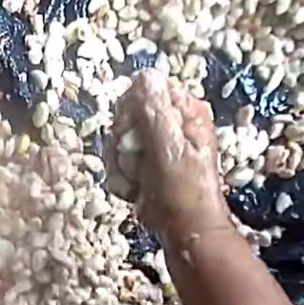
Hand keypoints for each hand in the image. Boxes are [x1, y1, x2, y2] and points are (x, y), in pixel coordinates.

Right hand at [114, 69, 231, 246]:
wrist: (184, 230)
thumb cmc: (182, 191)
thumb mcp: (168, 148)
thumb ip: (154, 112)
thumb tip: (144, 75)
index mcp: (185, 111)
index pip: (143, 91)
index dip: (129, 113)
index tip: (130, 136)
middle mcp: (172, 123)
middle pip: (126, 117)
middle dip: (121, 144)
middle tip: (133, 163)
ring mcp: (157, 144)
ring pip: (118, 141)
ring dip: (119, 164)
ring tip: (135, 181)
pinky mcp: (146, 163)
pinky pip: (119, 161)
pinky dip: (121, 177)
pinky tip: (133, 189)